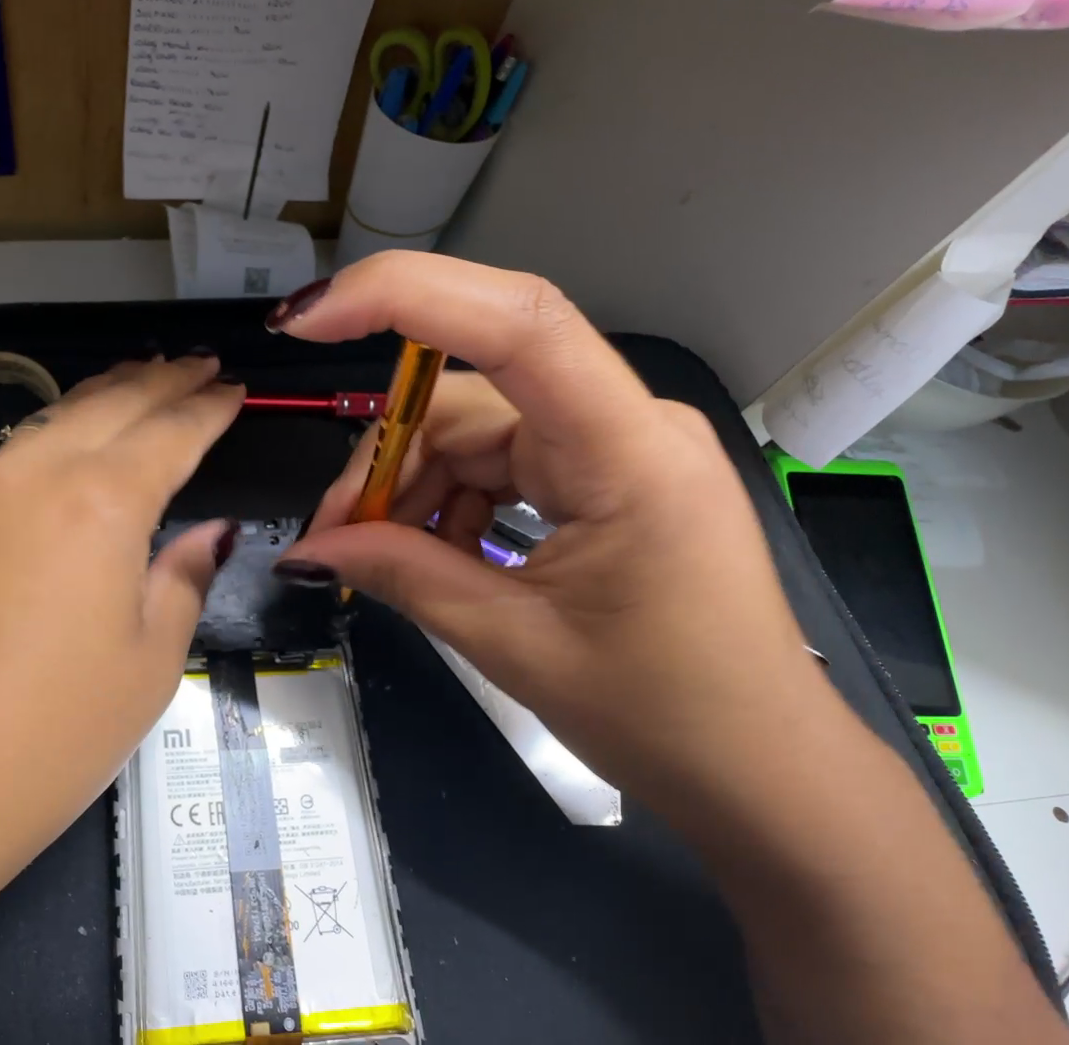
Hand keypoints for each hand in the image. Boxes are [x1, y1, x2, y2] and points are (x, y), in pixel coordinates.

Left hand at [0, 352, 244, 822]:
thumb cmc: (46, 738)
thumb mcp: (148, 666)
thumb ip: (182, 580)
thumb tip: (208, 532)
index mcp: (102, 500)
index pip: (171, 432)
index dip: (210, 408)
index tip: (235, 389)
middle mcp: (35, 475)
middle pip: (110, 404)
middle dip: (160, 380)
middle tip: (198, 366)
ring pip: (54, 419)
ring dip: (106, 395)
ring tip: (141, 381)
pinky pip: (17, 453)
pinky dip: (59, 431)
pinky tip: (71, 444)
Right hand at [270, 252, 1068, 1043]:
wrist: (762, 772)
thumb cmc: (663, 713)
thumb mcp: (513, 643)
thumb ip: (403, 575)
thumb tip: (307, 548)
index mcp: (626, 450)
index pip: (517, 324)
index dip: (404, 295)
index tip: (307, 322)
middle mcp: (621, 423)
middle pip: (467, 396)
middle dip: (385, 458)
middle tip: (331, 535)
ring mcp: (611, 446)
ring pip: (470, 431)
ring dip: (410, 488)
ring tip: (374, 558)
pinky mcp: (598, 475)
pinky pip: (496, 465)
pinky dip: (446, 503)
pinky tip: (426, 555)